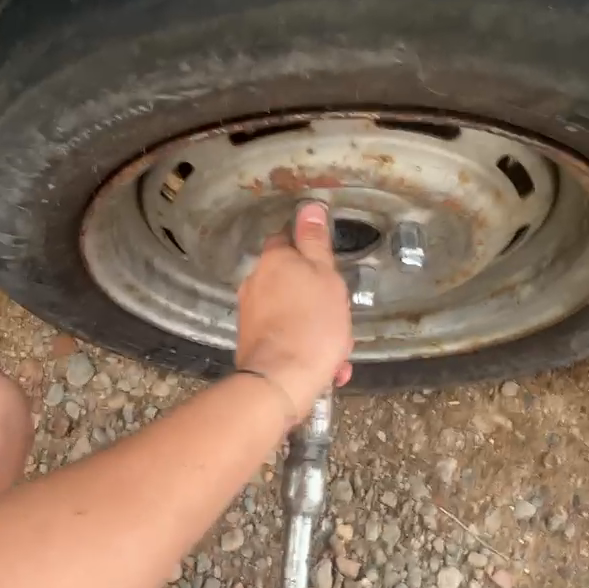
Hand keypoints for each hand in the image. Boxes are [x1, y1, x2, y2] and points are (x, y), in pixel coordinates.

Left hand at [235, 201, 353, 419]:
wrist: (282, 380)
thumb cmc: (312, 325)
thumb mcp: (326, 277)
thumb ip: (315, 242)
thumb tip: (309, 207)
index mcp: (273, 261)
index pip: (289, 240)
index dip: (311, 255)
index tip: (329, 274)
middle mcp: (254, 283)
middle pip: (292, 280)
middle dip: (316, 299)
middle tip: (337, 317)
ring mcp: (250, 313)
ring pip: (291, 312)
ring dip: (315, 328)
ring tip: (335, 350)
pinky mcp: (252, 341)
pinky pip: (285, 337)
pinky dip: (304, 348)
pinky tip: (326, 367)